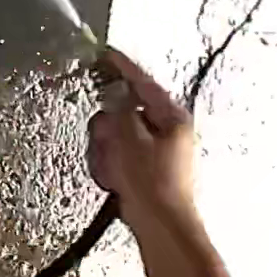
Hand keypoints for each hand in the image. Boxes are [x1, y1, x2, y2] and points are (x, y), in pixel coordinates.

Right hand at [88, 49, 196, 232]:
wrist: (160, 223)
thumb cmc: (152, 183)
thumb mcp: (131, 141)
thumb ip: (120, 113)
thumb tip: (112, 94)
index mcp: (171, 118)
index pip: (142, 83)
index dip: (122, 67)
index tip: (105, 53)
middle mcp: (166, 129)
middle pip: (123, 111)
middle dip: (108, 128)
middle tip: (107, 147)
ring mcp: (154, 148)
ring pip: (115, 134)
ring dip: (107, 149)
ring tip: (112, 170)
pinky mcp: (143, 165)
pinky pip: (116, 153)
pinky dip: (110, 162)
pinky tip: (114, 178)